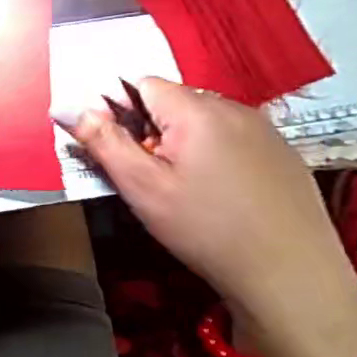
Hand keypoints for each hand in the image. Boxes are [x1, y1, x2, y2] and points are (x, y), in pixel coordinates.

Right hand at [59, 78, 356, 356]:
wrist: (288, 272)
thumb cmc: (207, 230)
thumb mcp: (143, 189)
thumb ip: (104, 142)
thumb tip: (68, 107)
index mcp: (195, 110)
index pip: (143, 83)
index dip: (123, 112)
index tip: (123, 151)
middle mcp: (232, 107)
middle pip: (174, 102)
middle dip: (154, 131)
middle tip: (153, 178)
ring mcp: (263, 128)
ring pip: (205, 121)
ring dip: (186, 143)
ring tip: (189, 191)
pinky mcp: (282, 151)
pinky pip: (234, 138)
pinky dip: (218, 156)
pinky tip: (222, 195)